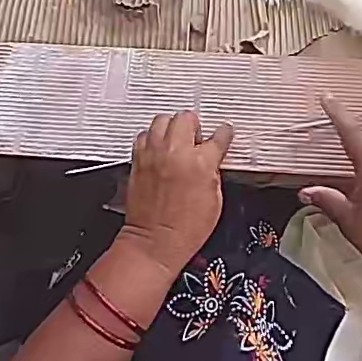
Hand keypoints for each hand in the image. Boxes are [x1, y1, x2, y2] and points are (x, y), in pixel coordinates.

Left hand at [118, 111, 233, 272]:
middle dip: (194, 126)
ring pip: (162, 120)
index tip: (223, 134)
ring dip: (171, 128)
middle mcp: (176, 153)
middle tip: (195, 139)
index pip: (218, 136)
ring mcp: (154, 154)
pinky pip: (144, 135)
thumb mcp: (215, 199)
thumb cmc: (185, 229)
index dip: (223, 134)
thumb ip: (214, 171)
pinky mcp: (138, 160)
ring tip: (175, 141)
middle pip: (186, 117)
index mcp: (202, 162)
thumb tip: (212, 159)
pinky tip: (158, 150)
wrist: (155, 243)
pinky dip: (152, 139)